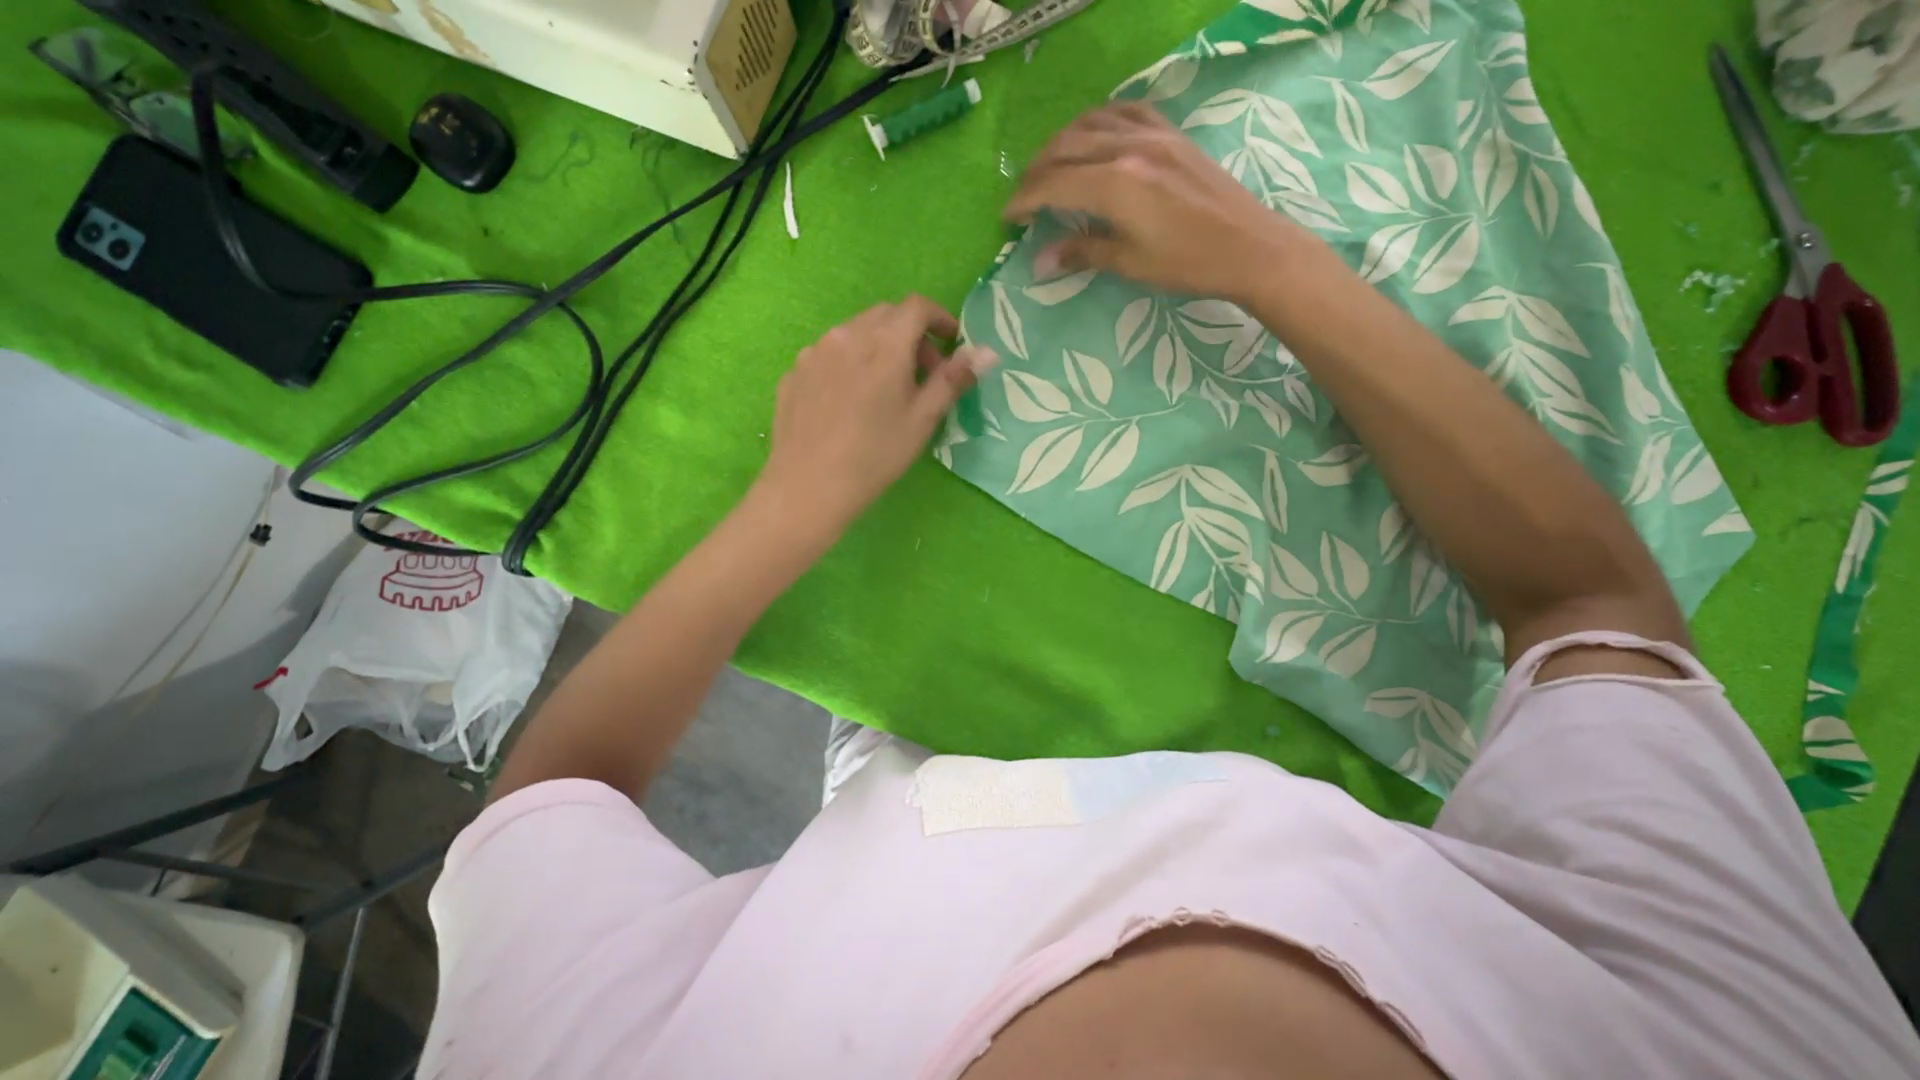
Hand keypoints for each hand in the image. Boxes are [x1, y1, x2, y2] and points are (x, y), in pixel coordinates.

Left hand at [756, 295, 997, 535]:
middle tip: (922, 373)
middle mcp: (846, 335)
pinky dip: (848, 365)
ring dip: (877, 348)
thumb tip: (986, 352)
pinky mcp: (794, 372)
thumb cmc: (876, 454)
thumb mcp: (923, 418)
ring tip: (884, 389)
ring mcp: (814, 352)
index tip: (950, 343)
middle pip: (885, 315)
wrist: (809, 485)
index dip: (939, 318)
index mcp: (884, 342)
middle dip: (910, 334)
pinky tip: (849, 403)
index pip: (917, 306)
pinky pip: (829, 355)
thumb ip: (953, 378)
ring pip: (855, 333)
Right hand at [1006, 104, 1313, 305]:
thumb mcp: (1130, 263)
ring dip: (1061, 143)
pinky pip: (1125, 112)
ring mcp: (1152, 135)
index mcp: (1114, 183)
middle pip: (1064, 149)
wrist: (1250, 247)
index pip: (1052, 184)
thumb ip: (1082, 252)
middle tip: (1024, 198)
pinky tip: (1094, 134)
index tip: (1008, 218)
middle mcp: (1127, 148)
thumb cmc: (1188, 264)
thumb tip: (1038, 262)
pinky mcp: (1172, 134)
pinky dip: (1100, 120)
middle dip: (1036, 172)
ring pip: (1090, 124)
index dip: (1024, 200)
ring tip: (1051, 167)